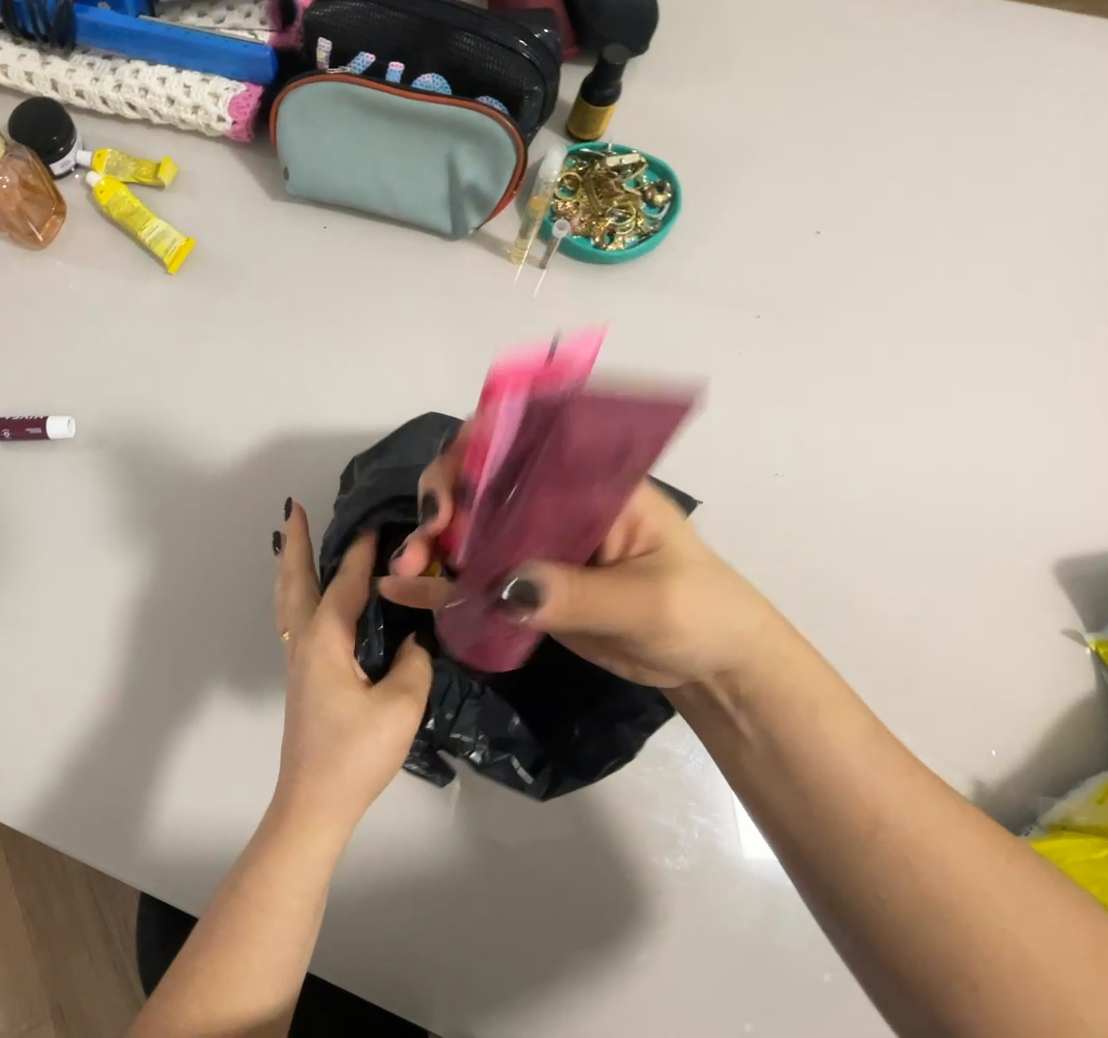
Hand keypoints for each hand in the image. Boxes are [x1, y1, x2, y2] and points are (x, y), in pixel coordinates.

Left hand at [272, 500, 432, 834]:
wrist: (315, 802)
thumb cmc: (356, 753)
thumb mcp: (400, 706)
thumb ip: (413, 663)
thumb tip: (416, 639)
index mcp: (325, 641)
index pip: (344, 584)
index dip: (360, 554)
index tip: (375, 523)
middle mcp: (304, 643)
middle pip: (294, 581)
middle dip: (294, 543)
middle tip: (293, 509)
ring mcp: (297, 662)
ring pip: (288, 600)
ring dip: (291, 566)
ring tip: (293, 541)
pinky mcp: (301, 679)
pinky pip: (294, 619)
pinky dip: (297, 594)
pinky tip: (310, 599)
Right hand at [379, 427, 786, 688]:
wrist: (708, 665)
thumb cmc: (699, 613)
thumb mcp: (648, 603)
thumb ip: (578, 595)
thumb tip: (504, 589)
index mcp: (591, 483)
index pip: (525, 443)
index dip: (478, 451)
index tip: (456, 491)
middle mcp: (553, 503)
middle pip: (481, 478)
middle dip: (442, 497)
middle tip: (428, 536)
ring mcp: (533, 543)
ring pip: (465, 525)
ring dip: (428, 541)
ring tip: (406, 571)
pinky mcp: (521, 584)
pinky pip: (470, 577)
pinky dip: (434, 581)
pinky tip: (399, 589)